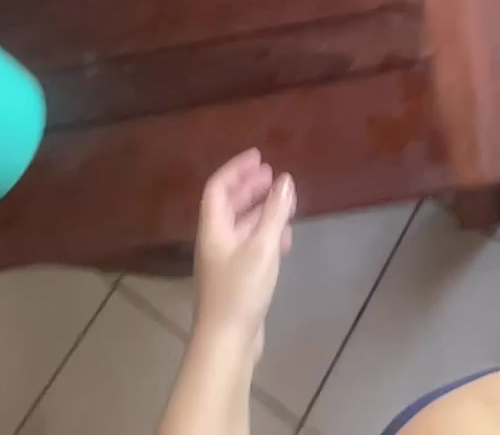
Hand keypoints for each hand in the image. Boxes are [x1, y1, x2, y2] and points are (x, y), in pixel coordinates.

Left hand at [193, 149, 295, 356]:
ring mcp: (225, 260)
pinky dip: (266, 233)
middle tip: (273, 175)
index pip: (218, 187)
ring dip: (261, 209)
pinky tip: (285, 237)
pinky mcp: (236, 277)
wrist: (227, 342)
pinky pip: (250, 243)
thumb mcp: (263, 246)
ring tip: (284, 202)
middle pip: (229, 204)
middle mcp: (215, 240)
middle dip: (251, 186)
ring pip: (242, 224)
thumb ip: (275, 211)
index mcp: (213, 228)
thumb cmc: (241, 289)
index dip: (237, 169)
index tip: (260, 157)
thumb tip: (285, 179)